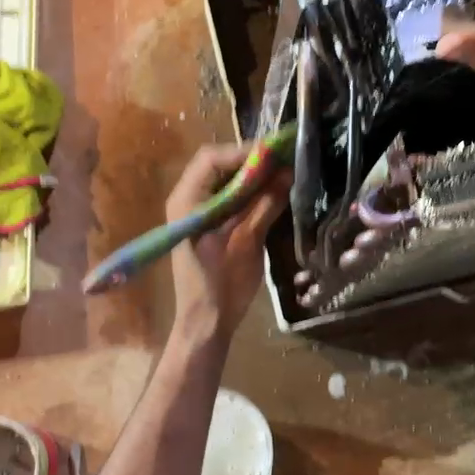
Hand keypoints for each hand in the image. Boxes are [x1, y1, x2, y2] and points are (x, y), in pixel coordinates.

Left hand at [166, 143, 288, 344]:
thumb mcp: (246, 240)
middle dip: (252, 161)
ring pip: (227, 180)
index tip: (275, 156)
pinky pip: (231, 197)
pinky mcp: (212, 224)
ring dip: (254, 176)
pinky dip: (251, 193)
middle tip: (284, 162)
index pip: (211, 159)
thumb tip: (288, 172)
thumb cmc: (220, 282)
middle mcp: (189, 199)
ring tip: (283, 175)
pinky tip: (273, 195)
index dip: (243, 152)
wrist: (206, 322)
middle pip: (220, 165)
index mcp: (187, 201)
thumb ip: (265, 203)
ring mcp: (199, 212)